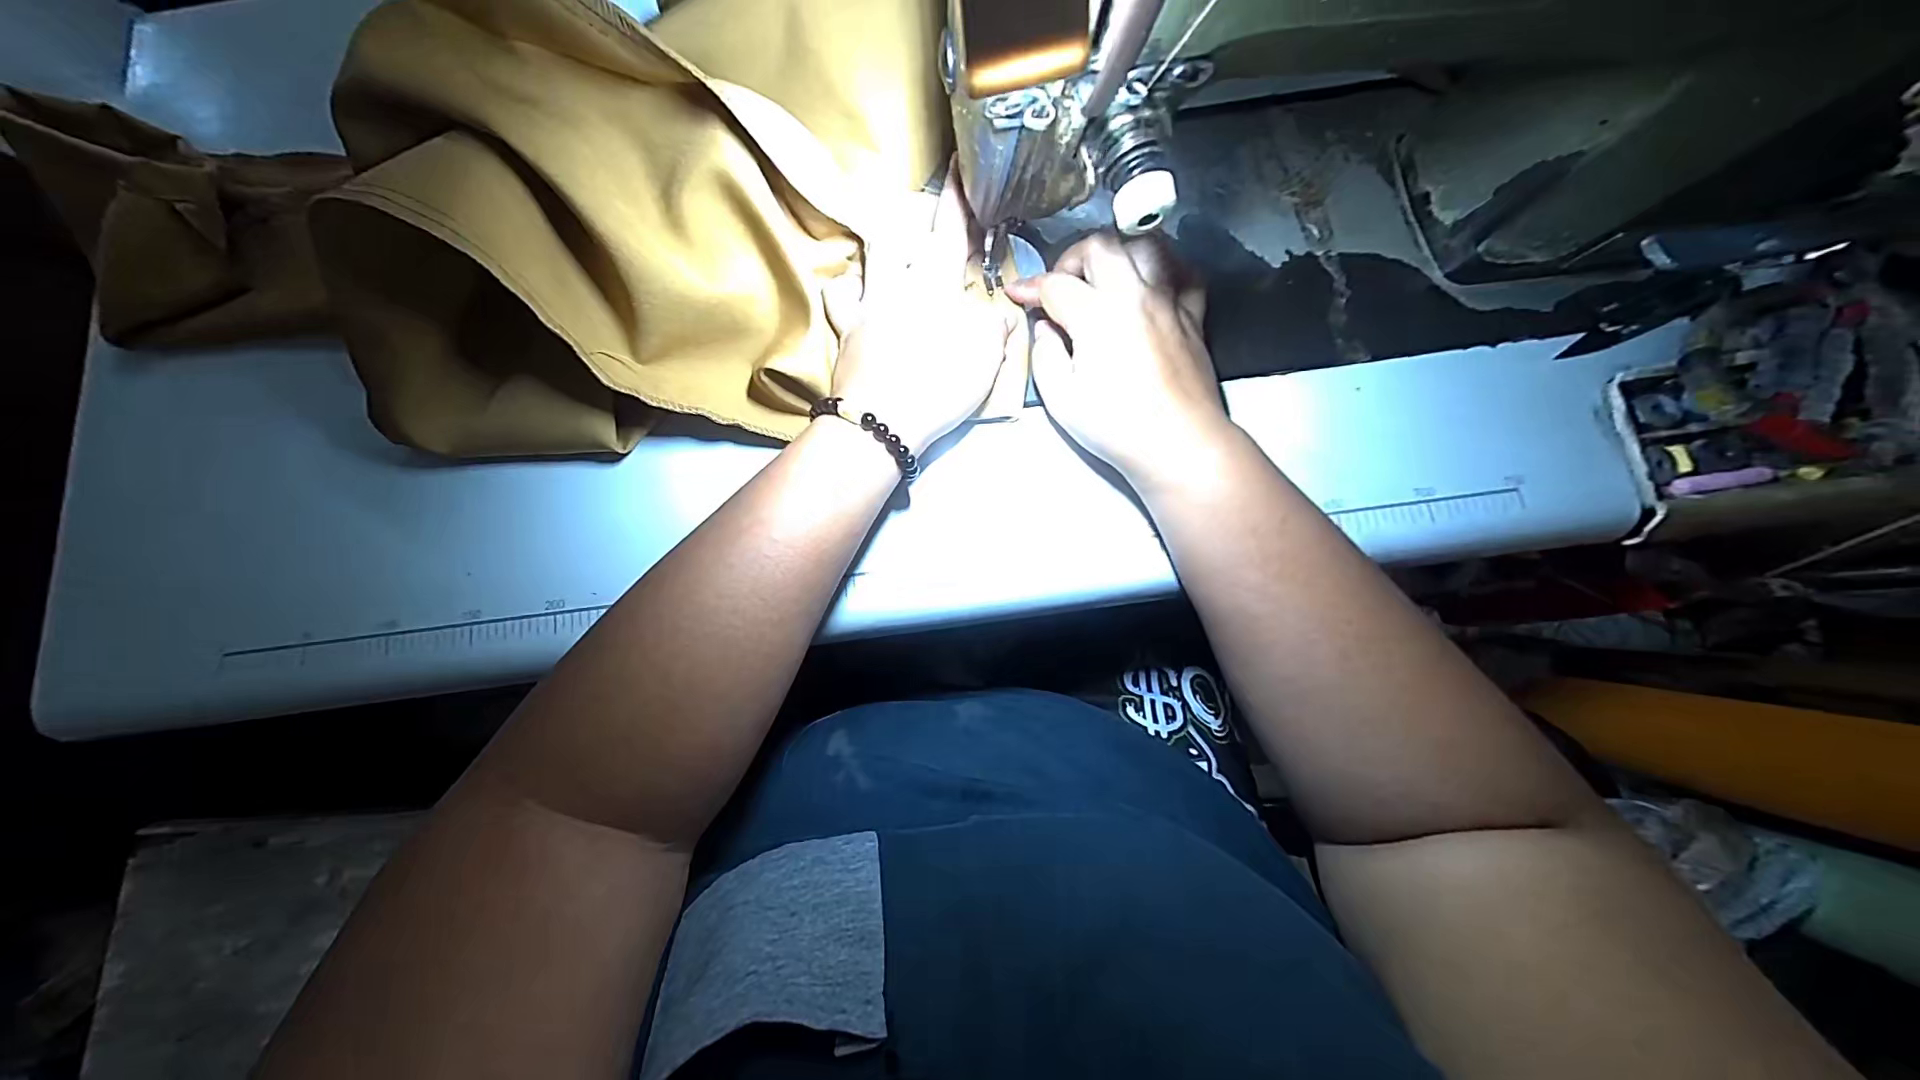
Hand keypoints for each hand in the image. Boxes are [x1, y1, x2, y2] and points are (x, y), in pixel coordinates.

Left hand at [828, 163, 1017, 455]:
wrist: (883, 422)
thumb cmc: (939, 386)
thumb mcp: (985, 356)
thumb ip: (996, 326)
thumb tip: (1002, 311)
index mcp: (936, 286)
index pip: (950, 231)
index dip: (958, 196)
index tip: (959, 164)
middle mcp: (897, 286)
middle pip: (898, 236)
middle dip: (911, 221)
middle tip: (923, 223)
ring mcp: (866, 308)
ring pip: (866, 260)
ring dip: (879, 252)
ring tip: (890, 256)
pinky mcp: (845, 333)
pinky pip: (838, 300)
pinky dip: (845, 292)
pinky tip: (852, 295)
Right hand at [1003, 232, 1229, 488]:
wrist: (1179, 444)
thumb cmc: (1116, 426)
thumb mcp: (1061, 398)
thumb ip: (1045, 354)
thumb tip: (1046, 328)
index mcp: (1098, 314)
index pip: (1055, 284)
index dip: (1030, 287)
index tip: (1018, 295)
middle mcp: (1135, 295)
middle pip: (1100, 247)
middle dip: (1071, 259)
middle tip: (1061, 288)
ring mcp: (1169, 302)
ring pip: (1145, 247)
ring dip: (1118, 255)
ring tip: (1104, 280)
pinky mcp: (1193, 317)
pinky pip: (1182, 275)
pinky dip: (1163, 271)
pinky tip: (1150, 287)